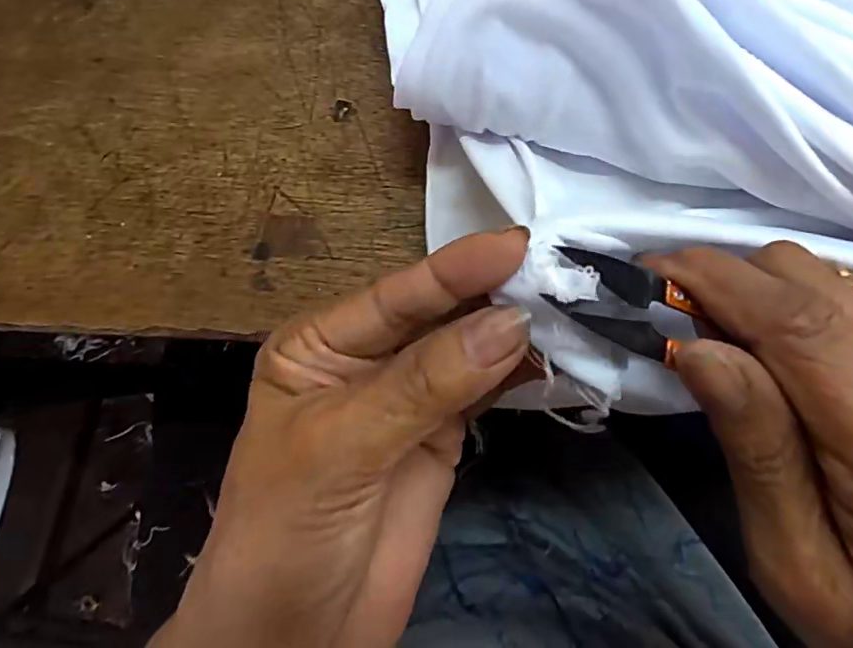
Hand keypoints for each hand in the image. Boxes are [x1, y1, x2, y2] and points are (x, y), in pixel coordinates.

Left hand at [153, 228, 532, 647]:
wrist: (294, 645)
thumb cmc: (285, 535)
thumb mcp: (342, 448)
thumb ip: (424, 383)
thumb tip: (509, 323)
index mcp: (323, 342)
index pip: (397, 293)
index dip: (457, 267)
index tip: (517, 244)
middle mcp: (370, 355)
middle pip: (441, 311)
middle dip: (494, 289)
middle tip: (556, 268)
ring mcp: (412, 392)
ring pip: (471, 343)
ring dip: (516, 326)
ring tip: (567, 302)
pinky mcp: (445, 430)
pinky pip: (490, 386)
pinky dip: (523, 369)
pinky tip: (555, 352)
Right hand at [646, 242, 852, 647]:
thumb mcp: (794, 568)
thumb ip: (755, 451)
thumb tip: (696, 346)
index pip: (810, 334)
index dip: (725, 286)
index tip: (655, 271)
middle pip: (817, 286)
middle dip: (735, 286)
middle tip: (686, 321)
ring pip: (832, 279)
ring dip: (768, 296)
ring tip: (740, 345)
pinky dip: (804, 310)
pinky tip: (796, 360)